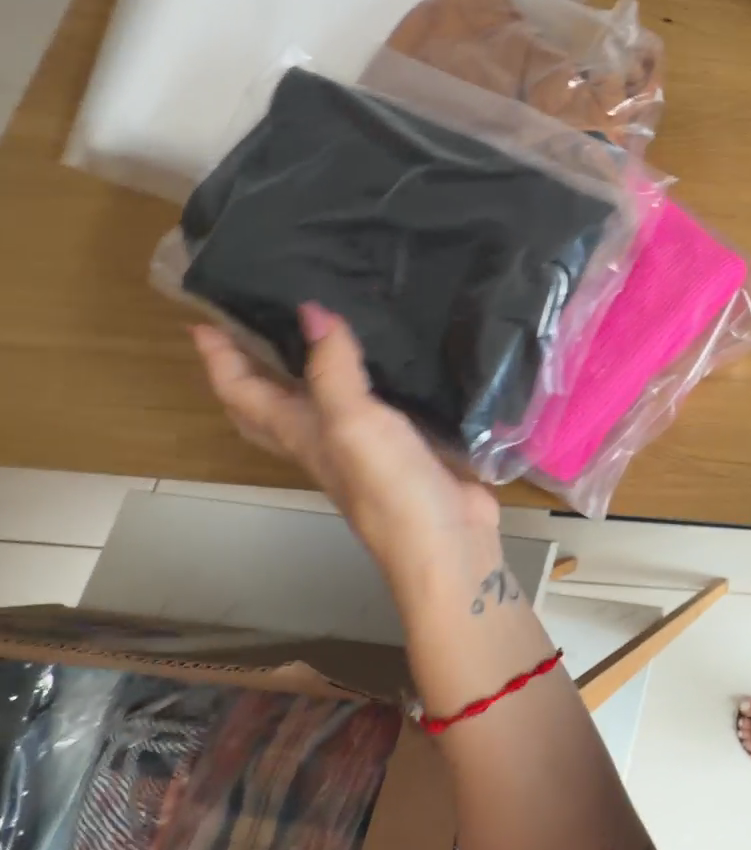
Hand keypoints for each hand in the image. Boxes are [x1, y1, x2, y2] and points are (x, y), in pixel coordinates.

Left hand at [190, 304, 502, 597]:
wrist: (445, 538)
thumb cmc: (390, 484)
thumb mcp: (355, 422)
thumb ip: (335, 369)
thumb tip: (315, 311)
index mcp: (301, 433)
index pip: (243, 392)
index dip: (221, 359)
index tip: (205, 322)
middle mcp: (325, 440)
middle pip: (269, 406)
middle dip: (252, 372)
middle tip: (254, 332)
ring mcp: (366, 449)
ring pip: (322, 408)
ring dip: (311, 379)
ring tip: (323, 341)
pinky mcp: (408, 451)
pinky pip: (376, 412)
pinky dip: (371, 389)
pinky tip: (396, 374)